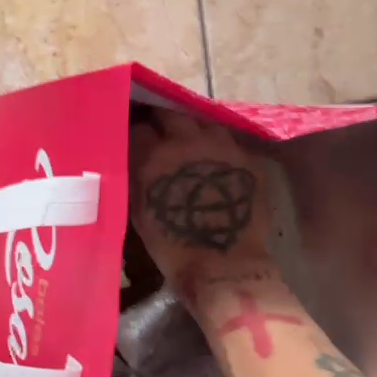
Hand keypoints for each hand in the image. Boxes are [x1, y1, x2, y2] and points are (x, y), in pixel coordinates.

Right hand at [129, 111, 276, 303]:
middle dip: (160, 119)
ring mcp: (220, 147)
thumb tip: (131, 162)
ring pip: (201, 120)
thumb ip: (135, 179)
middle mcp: (186, 143)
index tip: (131, 139)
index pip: (137, 128)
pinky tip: (210, 155)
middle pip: (169, 113)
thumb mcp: (138, 212)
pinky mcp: (246, 157)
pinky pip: (226, 138)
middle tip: (155, 129)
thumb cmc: (172, 246)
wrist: (225, 263)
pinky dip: (214, 142)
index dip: (133, 132)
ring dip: (190, 126)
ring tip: (184, 138)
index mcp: (153, 158)